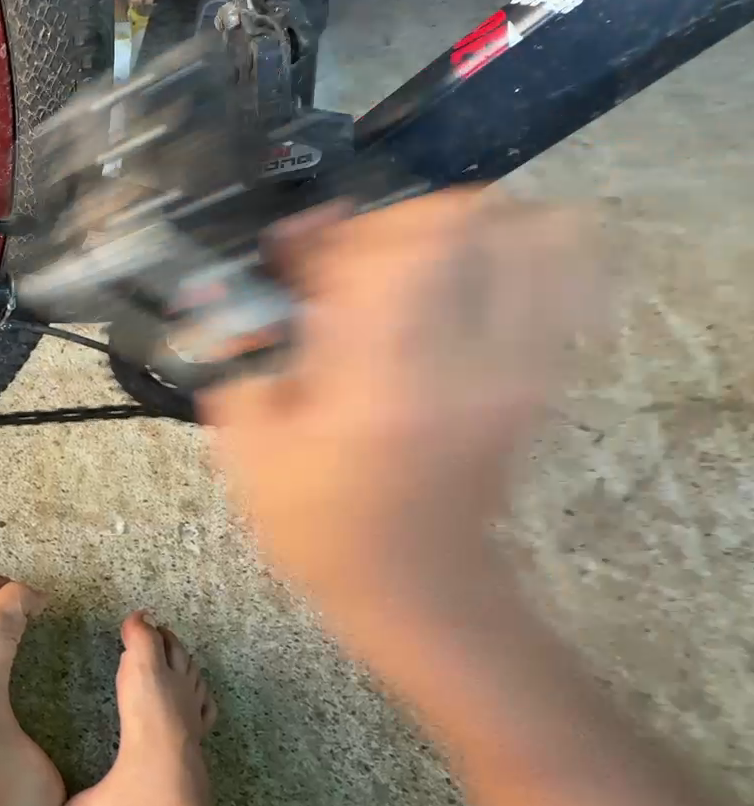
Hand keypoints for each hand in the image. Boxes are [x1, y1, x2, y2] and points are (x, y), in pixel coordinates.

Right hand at [199, 190, 596, 616]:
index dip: (335, 235)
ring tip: (407, 263)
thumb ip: (241, 354)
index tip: (295, 255)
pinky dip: (517, 253)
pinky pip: (569, 271)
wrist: (413, 583)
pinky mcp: (547, 369)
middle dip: (395, 222)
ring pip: (537, 231)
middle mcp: (469, 361)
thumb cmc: (313, 522)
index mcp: (381, 384)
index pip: (391, 251)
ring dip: (463, 230)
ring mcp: (525, 363)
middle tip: (349, 261)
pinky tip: (460, 283)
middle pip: (471, 222)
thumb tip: (236, 287)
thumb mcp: (246, 444)